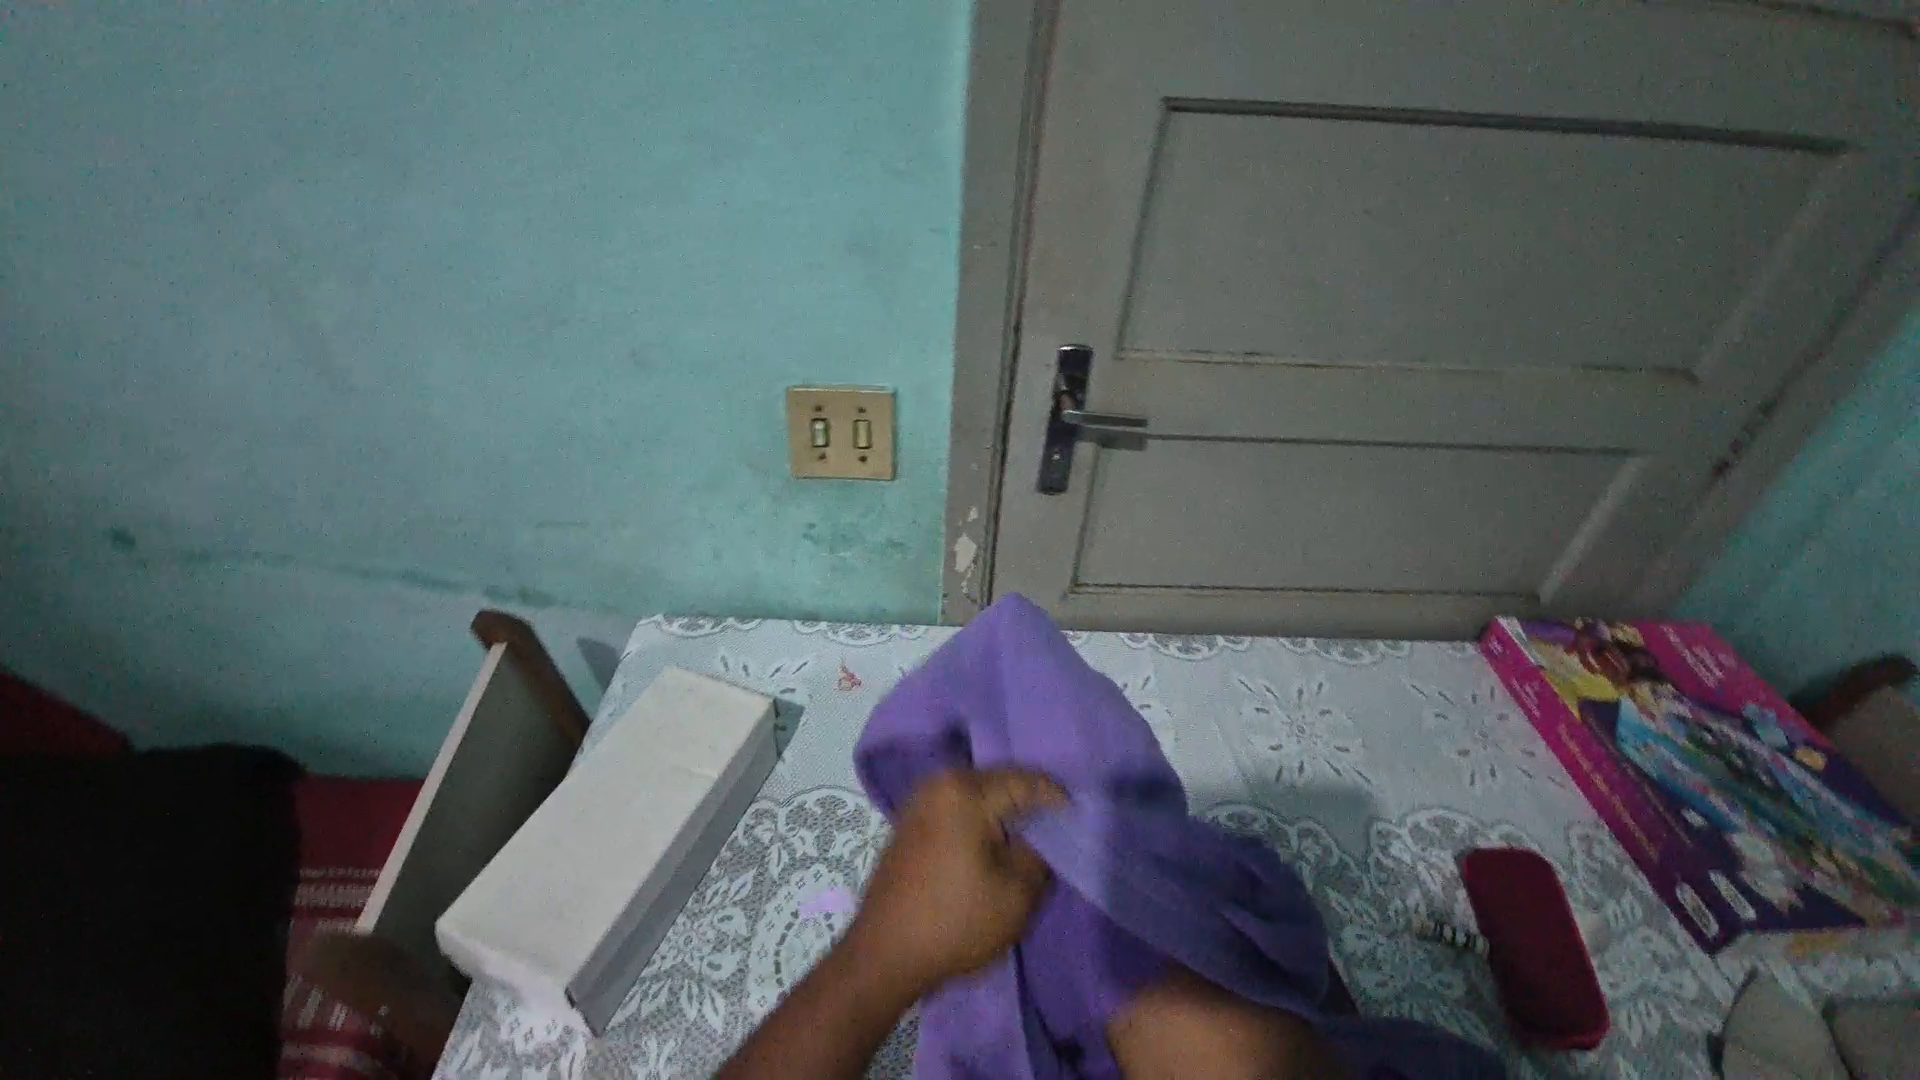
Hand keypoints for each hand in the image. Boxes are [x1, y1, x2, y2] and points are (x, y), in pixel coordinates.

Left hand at [845, 768, 1066, 996]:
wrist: (885, 955)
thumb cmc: (955, 922)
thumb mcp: (1016, 894)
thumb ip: (1038, 855)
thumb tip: (1040, 838)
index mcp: (965, 792)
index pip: (1024, 781)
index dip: (1055, 796)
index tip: (1079, 813)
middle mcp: (939, 785)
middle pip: (998, 781)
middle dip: (1028, 799)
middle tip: (1058, 821)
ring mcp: (919, 803)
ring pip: (976, 795)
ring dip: (1002, 809)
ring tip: (1031, 831)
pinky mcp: (910, 824)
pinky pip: (956, 809)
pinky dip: (979, 819)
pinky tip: (995, 841)